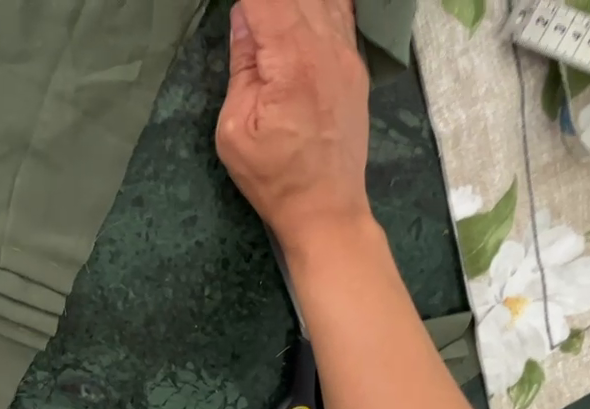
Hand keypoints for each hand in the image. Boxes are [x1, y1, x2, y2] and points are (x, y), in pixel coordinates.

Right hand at [215, 0, 373, 250]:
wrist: (324, 208)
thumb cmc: (273, 178)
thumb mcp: (234, 131)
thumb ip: (241, 68)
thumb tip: (243, 20)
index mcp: (291, 59)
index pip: (266, 0)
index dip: (247, 4)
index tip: (236, 16)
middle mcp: (325, 45)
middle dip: (268, 4)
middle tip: (252, 17)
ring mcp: (346, 54)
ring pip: (323, 0)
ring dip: (293, 5)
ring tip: (272, 18)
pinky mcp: (355, 66)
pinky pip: (341, 14)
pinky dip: (320, 7)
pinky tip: (304, 15)